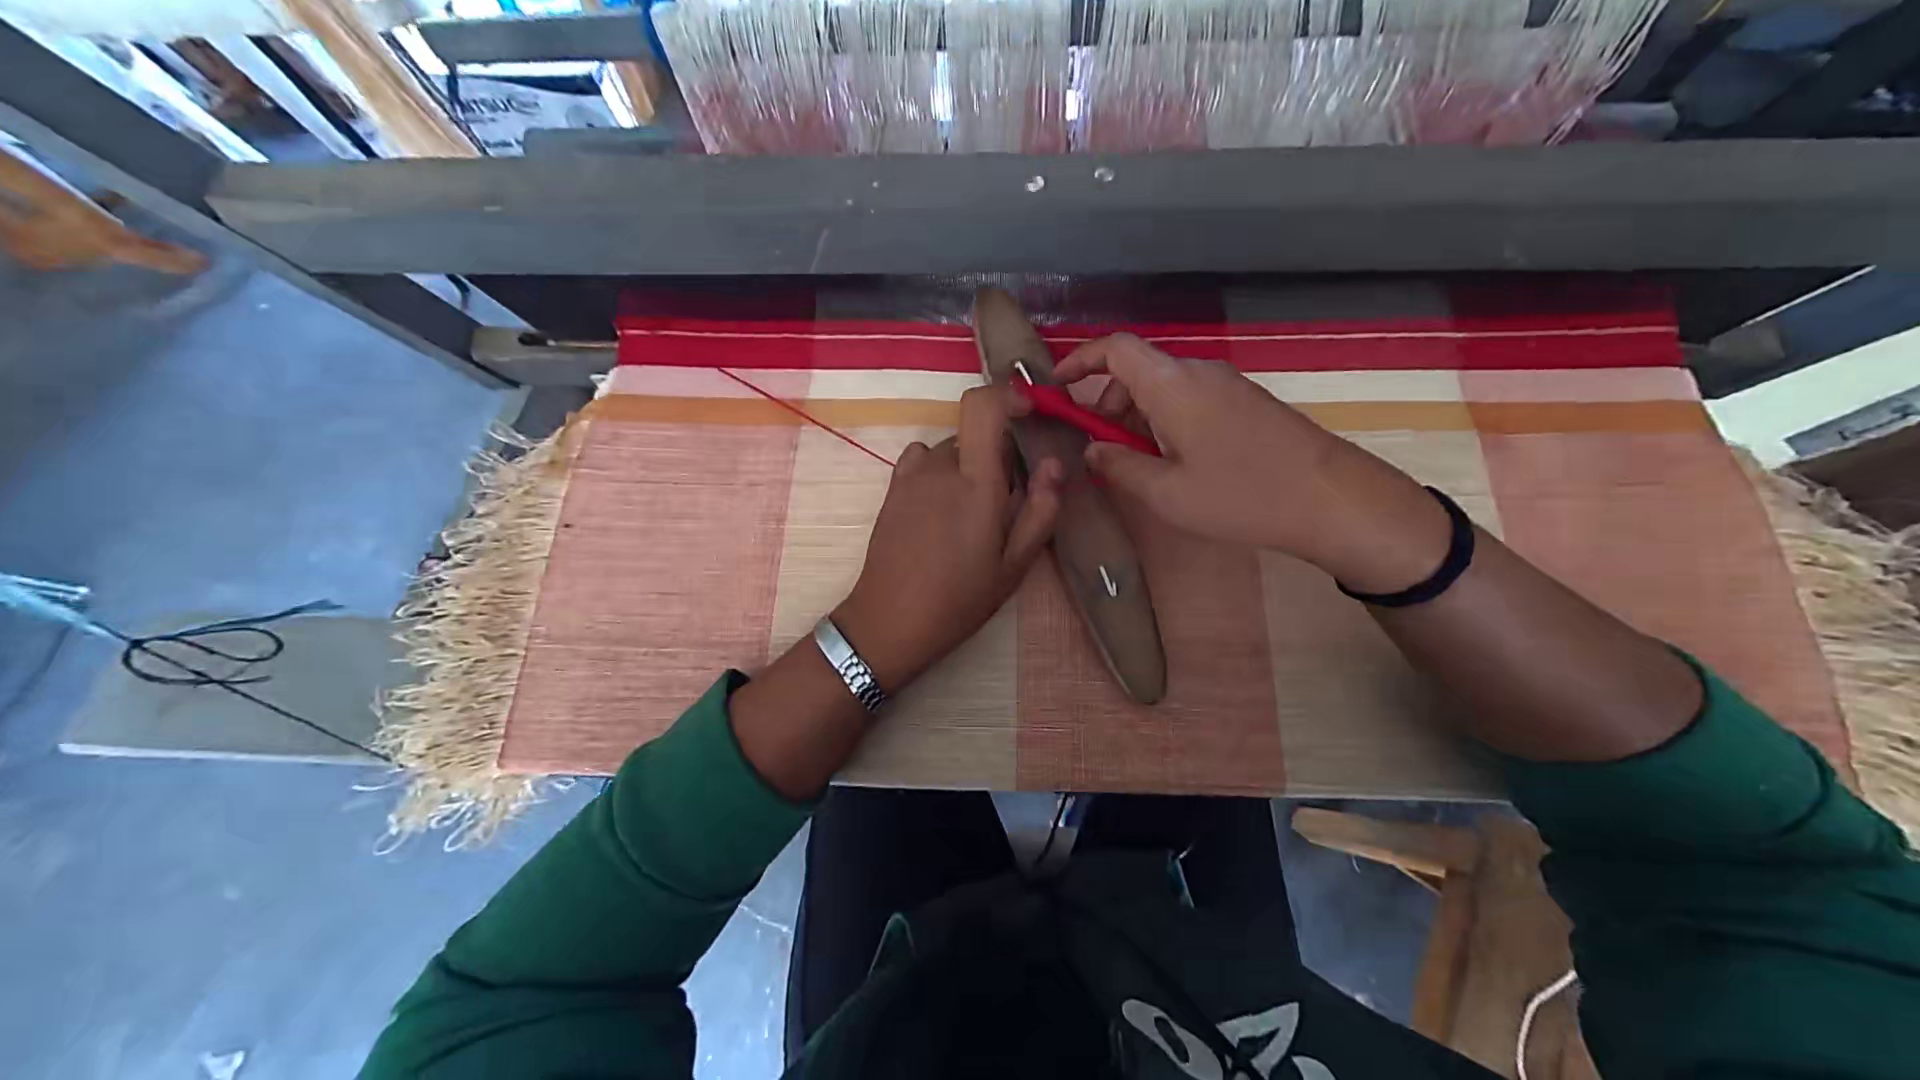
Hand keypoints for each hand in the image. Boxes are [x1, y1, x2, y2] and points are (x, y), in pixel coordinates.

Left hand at [832, 385, 1062, 690]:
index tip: (1029, 412)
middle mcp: (940, 466)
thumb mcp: (1013, 565)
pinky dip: (941, 472)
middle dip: (998, 454)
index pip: (983, 405)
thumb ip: (1040, 510)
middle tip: (1007, 502)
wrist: (890, 619)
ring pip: (952, 450)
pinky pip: (924, 461)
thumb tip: (1054, 464)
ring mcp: (910, 475)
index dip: (1008, 395)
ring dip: (969, 467)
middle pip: (975, 434)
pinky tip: (941, 510)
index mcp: (975, 482)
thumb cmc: (959, 598)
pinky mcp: (892, 488)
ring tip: (972, 517)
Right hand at [1053, 334, 1449, 592]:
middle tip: (1099, 448)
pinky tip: (1174, 462)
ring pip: (1163, 387)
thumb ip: (1118, 467)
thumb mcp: (1166, 492)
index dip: (1080, 360)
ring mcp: (1227, 385)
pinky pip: (1190, 399)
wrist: (1332, 500)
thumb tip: (1091, 451)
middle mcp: (1198, 373)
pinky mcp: (1245, 403)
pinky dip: (1165, 421)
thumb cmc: (1240, 496)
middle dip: (1106, 402)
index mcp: (1173, 384)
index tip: (1057, 389)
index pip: (1115, 348)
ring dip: (1136, 417)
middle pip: (1137, 369)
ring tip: (1136, 464)